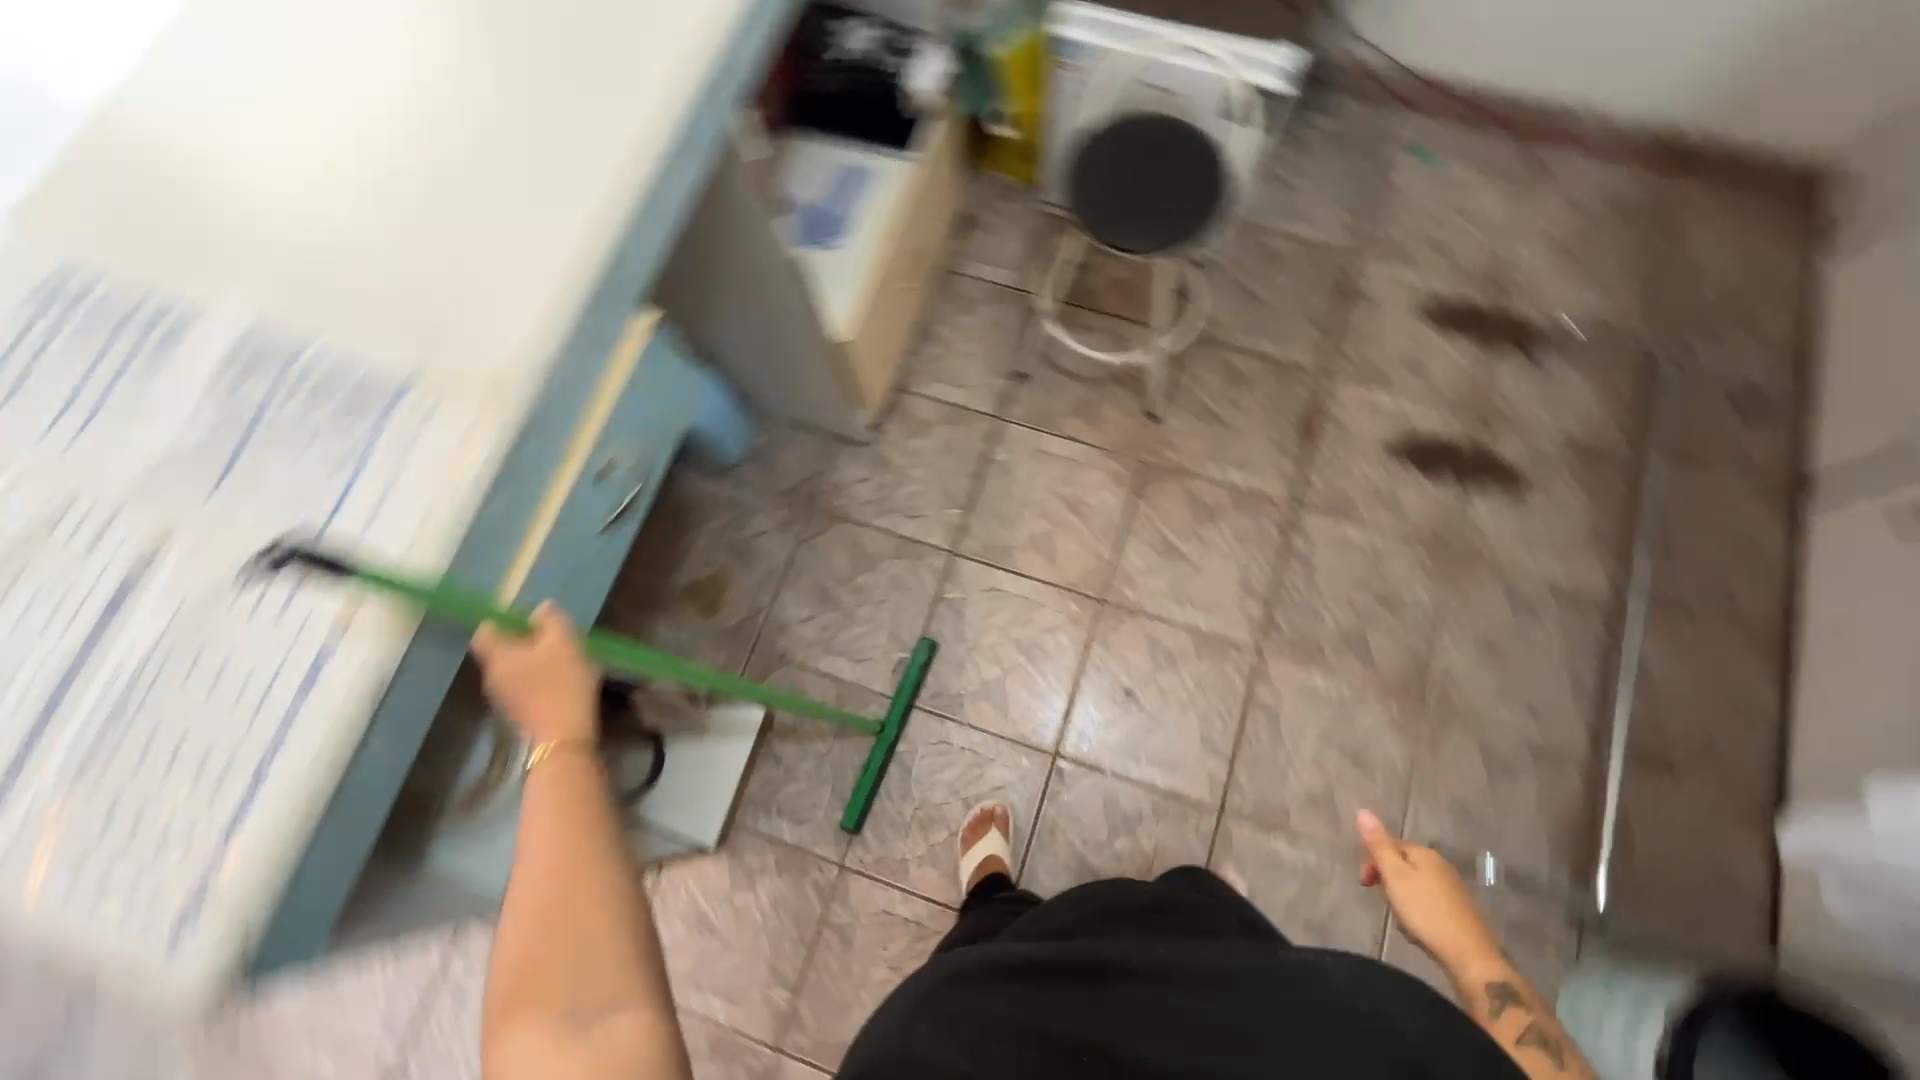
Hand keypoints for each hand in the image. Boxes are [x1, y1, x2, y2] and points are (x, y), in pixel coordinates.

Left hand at [471, 602, 601, 743]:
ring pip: (515, 668)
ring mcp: (504, 697)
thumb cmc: (562, 683)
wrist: (565, 736)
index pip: (485, 630)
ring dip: (536, 660)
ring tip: (565, 660)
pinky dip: (540, 679)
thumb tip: (541, 608)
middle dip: (526, 640)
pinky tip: (565, 682)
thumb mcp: (563, 643)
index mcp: (498, 656)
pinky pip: (525, 685)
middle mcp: (493, 676)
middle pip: (502, 649)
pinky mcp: (519, 712)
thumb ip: (551, 620)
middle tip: (555, 638)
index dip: (504, 619)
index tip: (530, 619)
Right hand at [1356, 809, 1501, 973]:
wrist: (1469, 955)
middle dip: (1387, 881)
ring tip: (1401, 919)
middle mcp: (1441, 865)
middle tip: (1385, 902)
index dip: (1372, 861)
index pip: (1390, 845)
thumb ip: (1378, 844)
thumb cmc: (1425, 912)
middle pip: (1402, 864)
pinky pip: (1427, 901)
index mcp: (1425, 854)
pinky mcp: (1458, 909)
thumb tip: (1363, 810)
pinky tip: (1417, 928)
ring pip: (1413, 885)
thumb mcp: (1395, 876)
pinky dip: (1416, 911)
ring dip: (1401, 898)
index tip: (1364, 883)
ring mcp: (1452, 888)